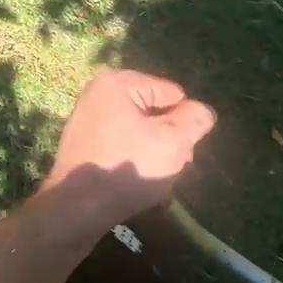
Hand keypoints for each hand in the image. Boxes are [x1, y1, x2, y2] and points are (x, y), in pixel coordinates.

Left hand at [44, 69, 215, 219]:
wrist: (79, 202)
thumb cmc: (128, 166)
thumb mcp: (171, 142)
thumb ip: (193, 121)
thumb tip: (203, 110)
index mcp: (119, 81)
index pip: (173, 94)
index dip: (184, 123)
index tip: (180, 151)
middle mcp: (101, 89)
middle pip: (156, 110)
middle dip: (169, 138)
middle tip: (166, 166)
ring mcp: (91, 113)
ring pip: (142, 128)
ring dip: (154, 151)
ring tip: (151, 175)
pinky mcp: (86, 136)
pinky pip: (124, 140)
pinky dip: (135, 156)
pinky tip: (134, 179)